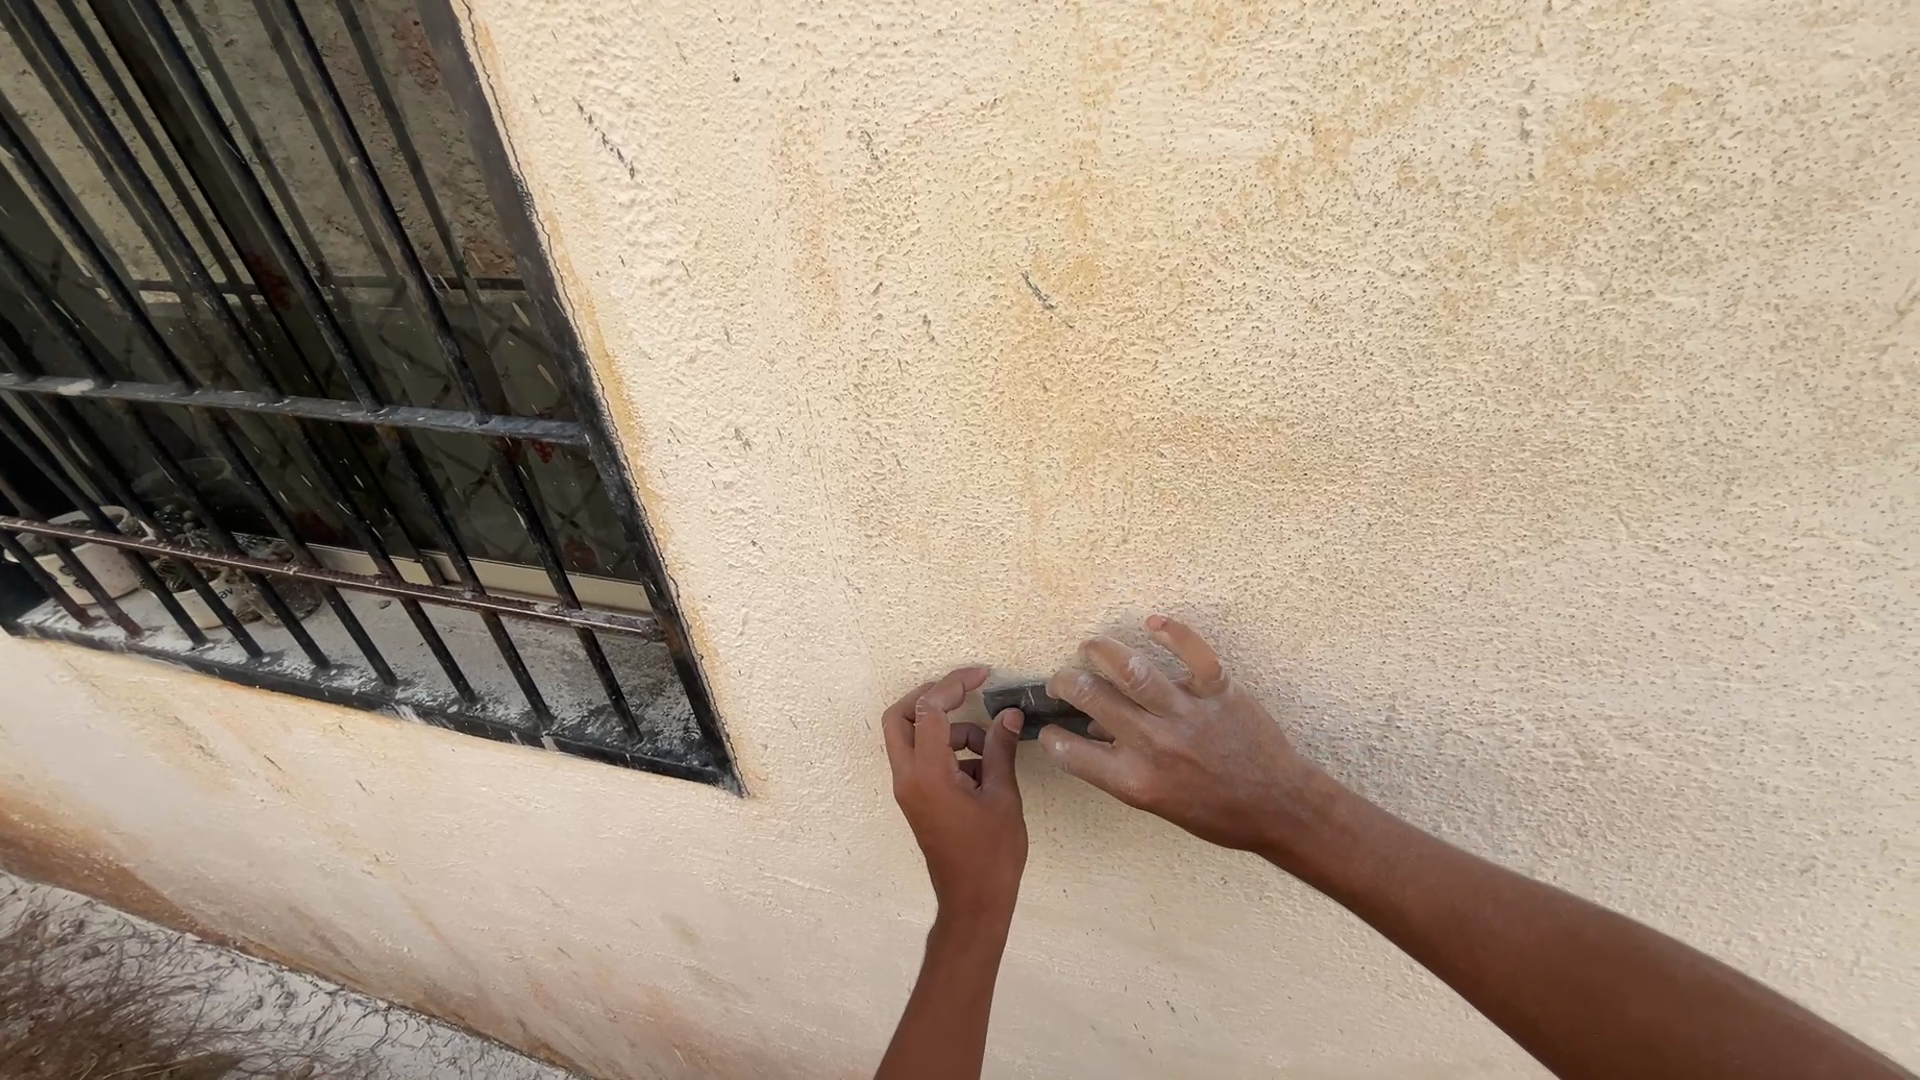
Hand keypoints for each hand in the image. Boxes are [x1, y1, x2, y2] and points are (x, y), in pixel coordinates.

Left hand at [881, 667, 1028, 922]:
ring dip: (946, 728)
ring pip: (909, 737)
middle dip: (930, 697)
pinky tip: (982, 768)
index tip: (982, 675)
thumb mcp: (1003, 797)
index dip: (954, 684)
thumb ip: (1001, 750)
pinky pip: (922, 758)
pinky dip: (947, 750)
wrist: (973, 903)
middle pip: (899, 717)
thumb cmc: (992, 855)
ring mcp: (908, 789)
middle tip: (964, 692)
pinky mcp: (916, 798)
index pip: (929, 710)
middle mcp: (908, 778)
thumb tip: (1008, 714)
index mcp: (927, 775)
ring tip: (988, 747)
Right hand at [1037, 616, 1330, 856]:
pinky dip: (1172, 632)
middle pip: (1092, 698)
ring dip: (1102, 651)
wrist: (1278, 807)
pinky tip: (1152, 623)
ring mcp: (1186, 715)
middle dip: (1066, 682)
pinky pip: (1192, 653)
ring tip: (1089, 646)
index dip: (1052, 737)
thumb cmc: (1216, 811)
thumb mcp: (1158, 802)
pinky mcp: (1218, 692)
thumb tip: (1093, 730)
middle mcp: (1154, 745)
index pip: (1073, 753)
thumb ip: (1121, 768)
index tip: (1049, 726)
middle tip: (1062, 678)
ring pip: (1132, 670)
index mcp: (1135, 780)